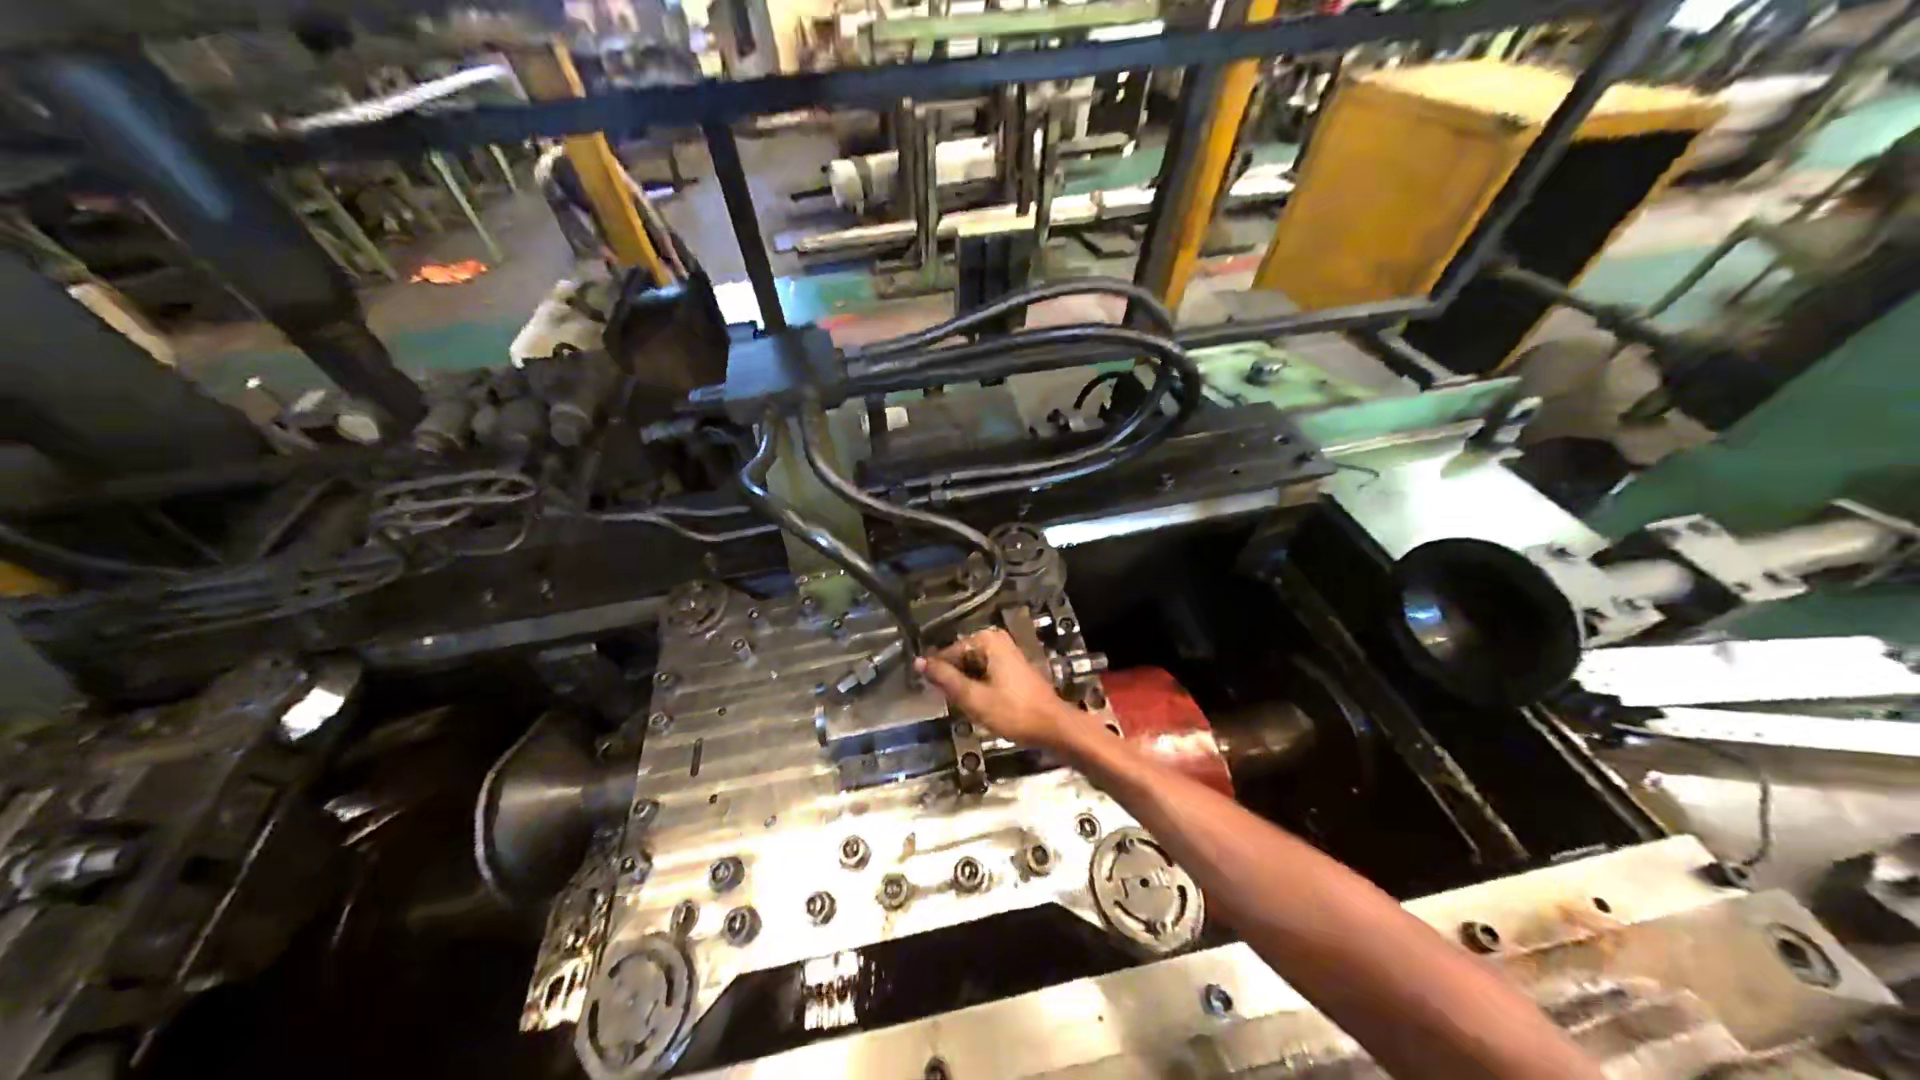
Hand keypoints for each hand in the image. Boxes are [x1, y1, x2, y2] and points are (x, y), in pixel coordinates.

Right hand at [916, 628, 1081, 749]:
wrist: (1054, 727)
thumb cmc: (1013, 712)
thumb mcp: (973, 697)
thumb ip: (945, 678)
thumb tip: (918, 662)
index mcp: (987, 640)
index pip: (948, 654)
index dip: (938, 675)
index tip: (933, 696)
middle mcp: (996, 639)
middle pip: (961, 659)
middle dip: (954, 681)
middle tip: (954, 704)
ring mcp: (1007, 653)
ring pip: (972, 668)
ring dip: (966, 687)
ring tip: (967, 707)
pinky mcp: (1013, 668)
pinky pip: (985, 673)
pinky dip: (979, 688)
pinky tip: (981, 706)